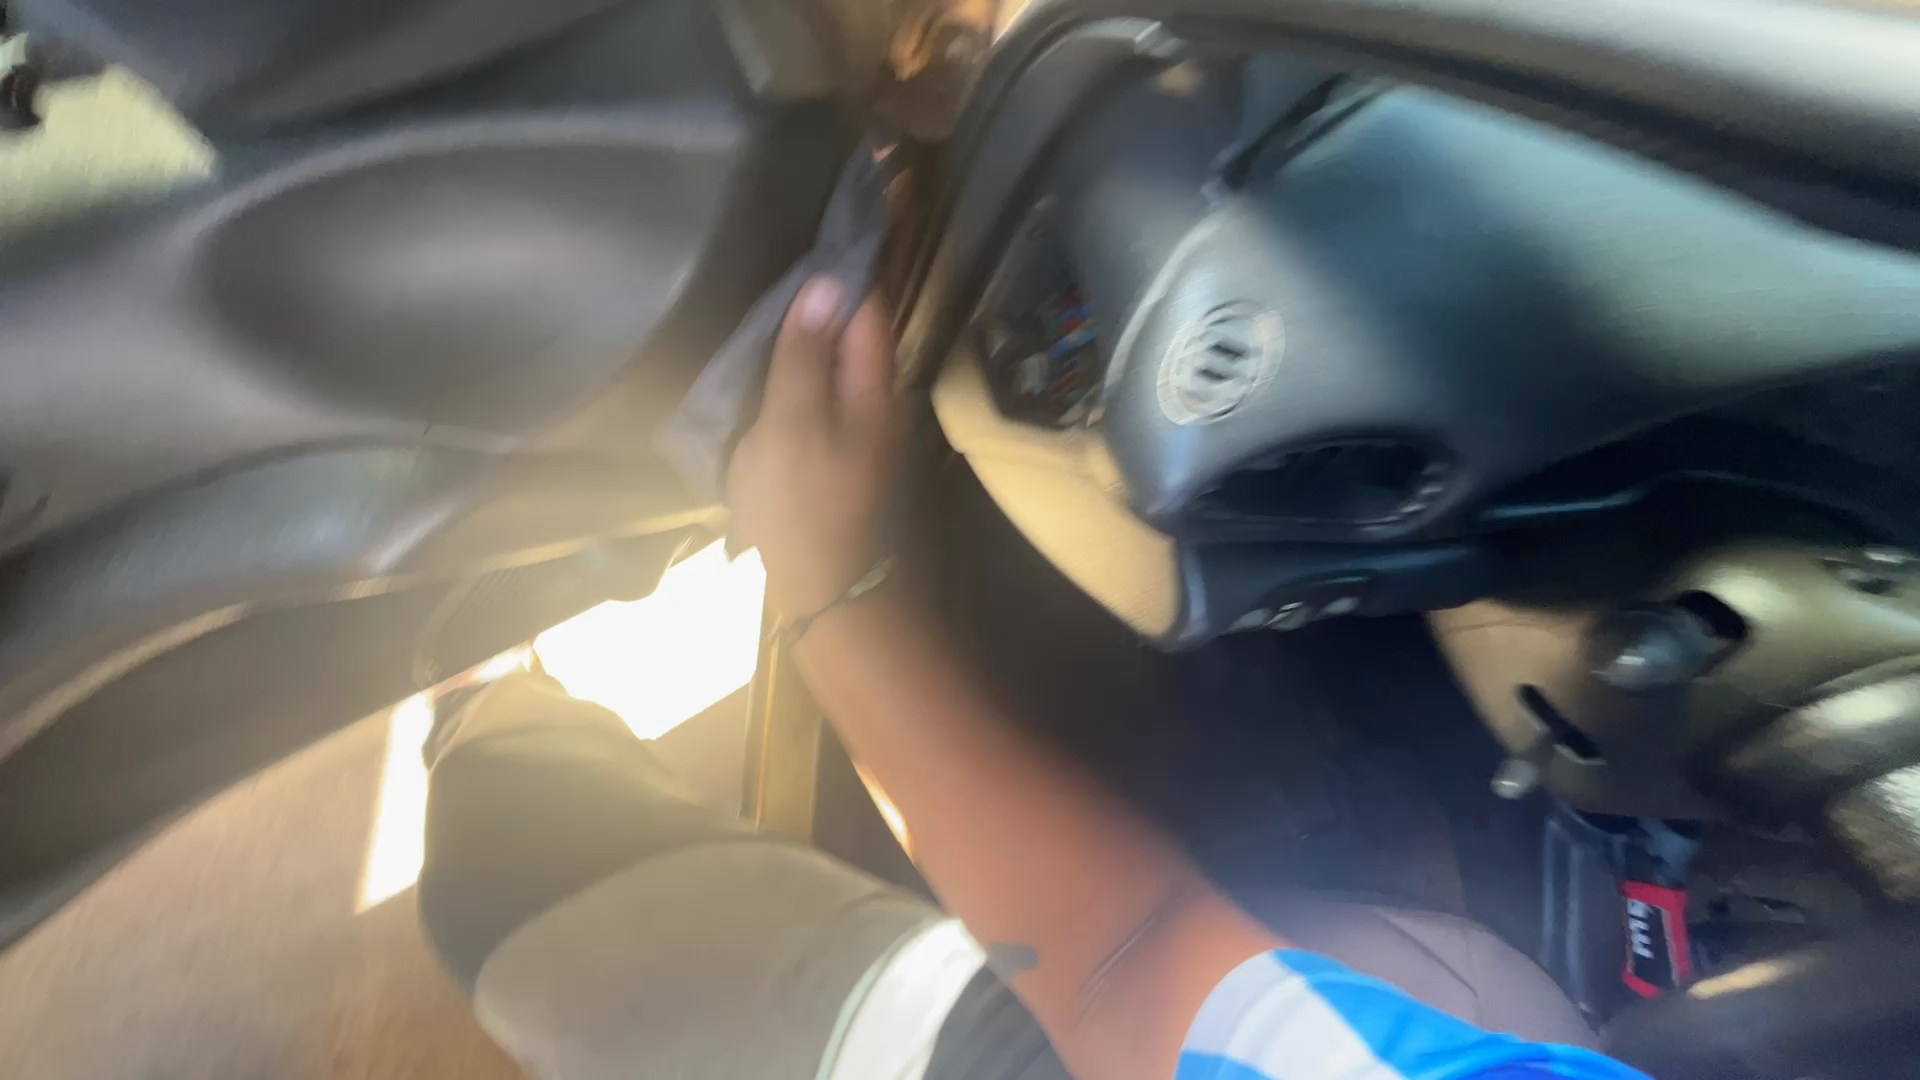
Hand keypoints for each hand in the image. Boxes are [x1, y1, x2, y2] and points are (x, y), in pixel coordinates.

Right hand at [728, 277, 902, 615]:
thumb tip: (825, 284)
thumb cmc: (802, 508)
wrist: (827, 588)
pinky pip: (832, 395)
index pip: (869, 307)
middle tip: (778, 270)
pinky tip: (779, 371)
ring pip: (844, 366)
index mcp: (876, 389)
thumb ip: (806, 358)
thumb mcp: (791, 426)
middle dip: (826, 302)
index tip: (810, 234)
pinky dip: (809, 376)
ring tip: (771, 313)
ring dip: (815, 340)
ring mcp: (869, 430)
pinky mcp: (848, 451)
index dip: (844, 269)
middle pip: (858, 335)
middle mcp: (883, 403)